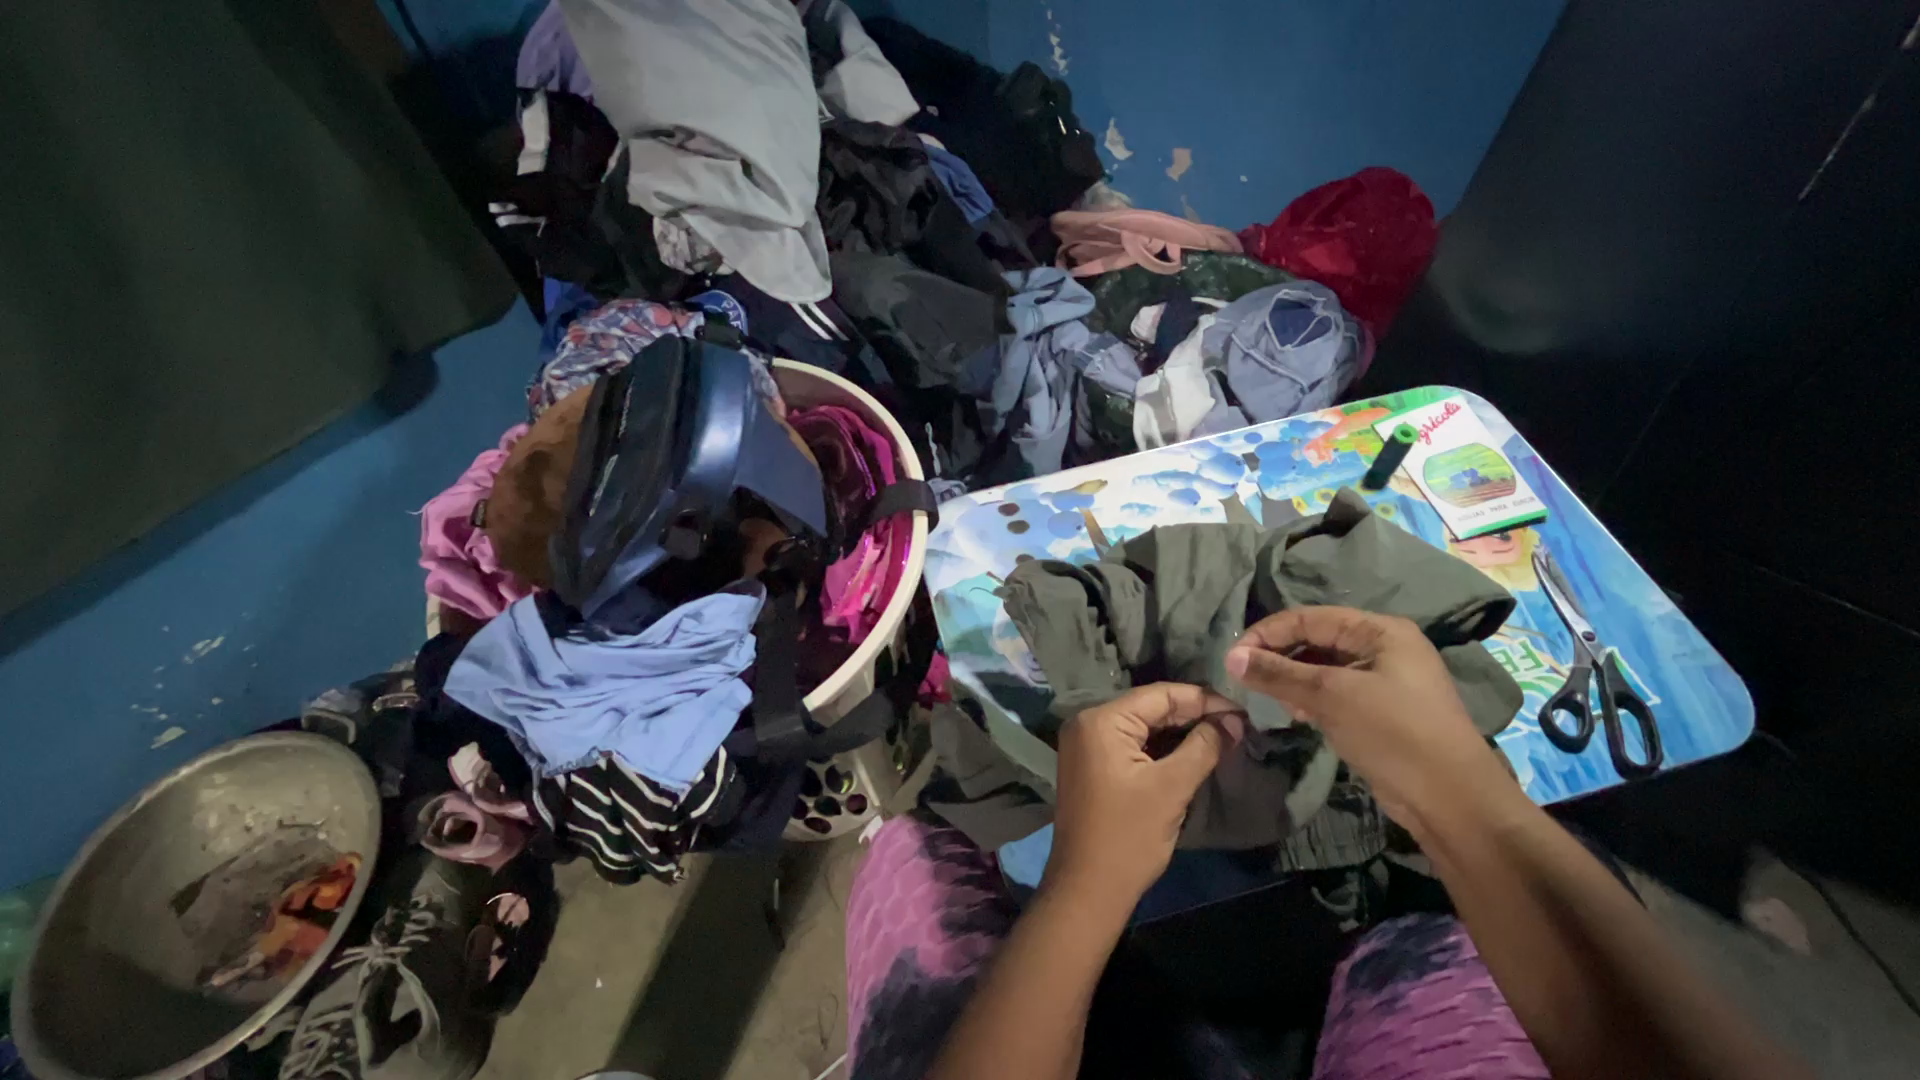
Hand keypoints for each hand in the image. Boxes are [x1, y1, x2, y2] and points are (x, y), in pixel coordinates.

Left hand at [1044, 683, 1241, 909]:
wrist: (1088, 888)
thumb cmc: (1128, 836)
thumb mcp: (1172, 787)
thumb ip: (1204, 747)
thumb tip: (1234, 721)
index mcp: (1101, 721)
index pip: (1160, 695)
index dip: (1204, 700)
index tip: (1242, 711)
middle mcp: (1088, 723)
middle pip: (1150, 708)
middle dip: (1194, 715)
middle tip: (1238, 725)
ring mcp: (1087, 745)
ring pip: (1144, 727)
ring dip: (1181, 732)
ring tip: (1225, 736)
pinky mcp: (1092, 765)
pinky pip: (1133, 744)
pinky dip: (1162, 748)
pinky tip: (1194, 752)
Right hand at [1224, 607, 1514, 831]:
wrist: (1452, 800)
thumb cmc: (1394, 734)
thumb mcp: (1331, 697)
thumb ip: (1279, 674)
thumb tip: (1230, 657)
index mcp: (1381, 631)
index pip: (1309, 618)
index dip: (1268, 633)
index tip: (1233, 658)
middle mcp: (1383, 648)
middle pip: (1316, 640)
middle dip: (1278, 656)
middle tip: (1245, 679)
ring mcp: (1384, 681)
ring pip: (1322, 668)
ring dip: (1291, 679)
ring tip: (1269, 699)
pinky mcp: (1380, 711)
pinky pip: (1334, 693)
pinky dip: (1309, 699)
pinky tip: (1295, 715)